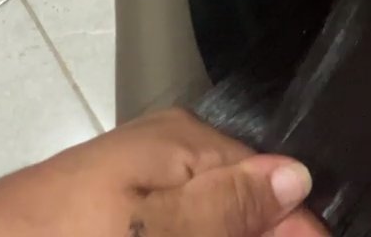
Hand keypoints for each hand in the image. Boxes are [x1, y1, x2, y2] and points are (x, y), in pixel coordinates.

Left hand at [0, 108, 327, 236]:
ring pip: (215, 218)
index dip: (296, 229)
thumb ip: (228, 206)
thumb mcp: (156, 227)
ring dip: (229, 230)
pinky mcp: (127, 209)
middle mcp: (174, 153)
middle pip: (247, 204)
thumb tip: (299, 175)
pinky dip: (195, 229)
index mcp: (189, 142)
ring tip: (237, 232)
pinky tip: (197, 230)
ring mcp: (149, 184)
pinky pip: (182, 220)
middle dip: (262, 230)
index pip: (276, 184)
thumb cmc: (72, 235)